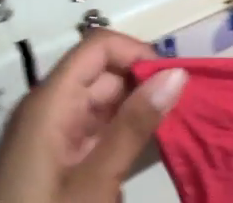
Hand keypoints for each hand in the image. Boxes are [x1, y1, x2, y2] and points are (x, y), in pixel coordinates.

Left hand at [0, 30, 187, 202]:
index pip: (99, 47)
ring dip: (135, 117)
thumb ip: (134, 127)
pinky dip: (119, 141)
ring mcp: (48, 139)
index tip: (175, 81)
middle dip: (143, 87)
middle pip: (102, 75)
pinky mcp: (52, 166)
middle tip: (184, 113)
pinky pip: (92, 136)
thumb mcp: (93, 185)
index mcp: (50, 102)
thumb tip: (176, 72)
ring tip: (173, 135)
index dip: (137, 53)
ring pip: (100, 107)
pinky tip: (142, 161)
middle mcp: (48, 110)